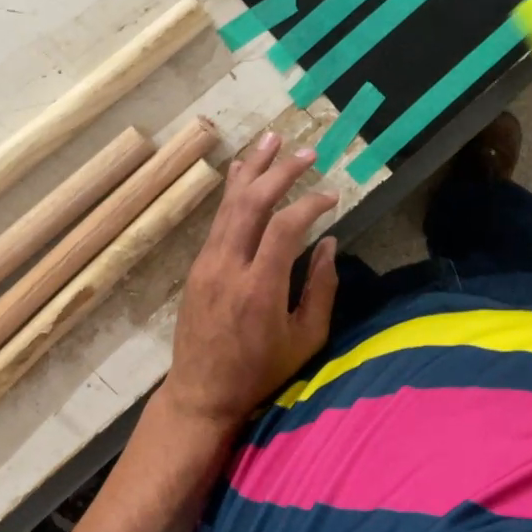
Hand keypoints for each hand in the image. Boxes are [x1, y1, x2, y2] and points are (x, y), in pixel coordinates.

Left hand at [157, 132, 338, 431]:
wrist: (202, 392)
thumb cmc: (262, 371)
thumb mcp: (306, 339)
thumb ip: (321, 289)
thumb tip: (329, 244)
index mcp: (259, 288)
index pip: (286, 227)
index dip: (311, 204)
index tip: (333, 196)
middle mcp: (228, 267)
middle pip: (252, 203)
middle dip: (280, 172)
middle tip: (307, 151)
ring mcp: (208, 264)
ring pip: (230, 204)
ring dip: (252, 170)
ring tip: (272, 139)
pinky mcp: (198, 266)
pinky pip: (218, 218)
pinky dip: (233, 191)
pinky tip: (243, 171)